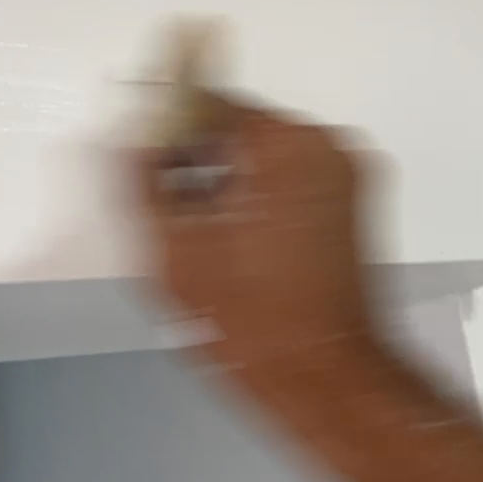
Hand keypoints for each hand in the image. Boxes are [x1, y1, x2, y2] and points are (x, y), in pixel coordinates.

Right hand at [134, 94, 386, 412]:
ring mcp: (349, 174)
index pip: (206, 103)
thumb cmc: (251, 323)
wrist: (326, 378)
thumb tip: (127, 140)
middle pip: (240, 129)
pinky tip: (242, 242)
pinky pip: (294, 180)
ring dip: (231, 180)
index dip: (165, 133)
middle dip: (200, 161)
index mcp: (283, 144)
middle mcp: (326, 144)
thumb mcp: (175, 250)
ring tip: (207, 237)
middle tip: (172, 211)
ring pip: (267, 156)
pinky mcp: (356, 204)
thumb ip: (142, 182)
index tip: (144, 160)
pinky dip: (263, 197)